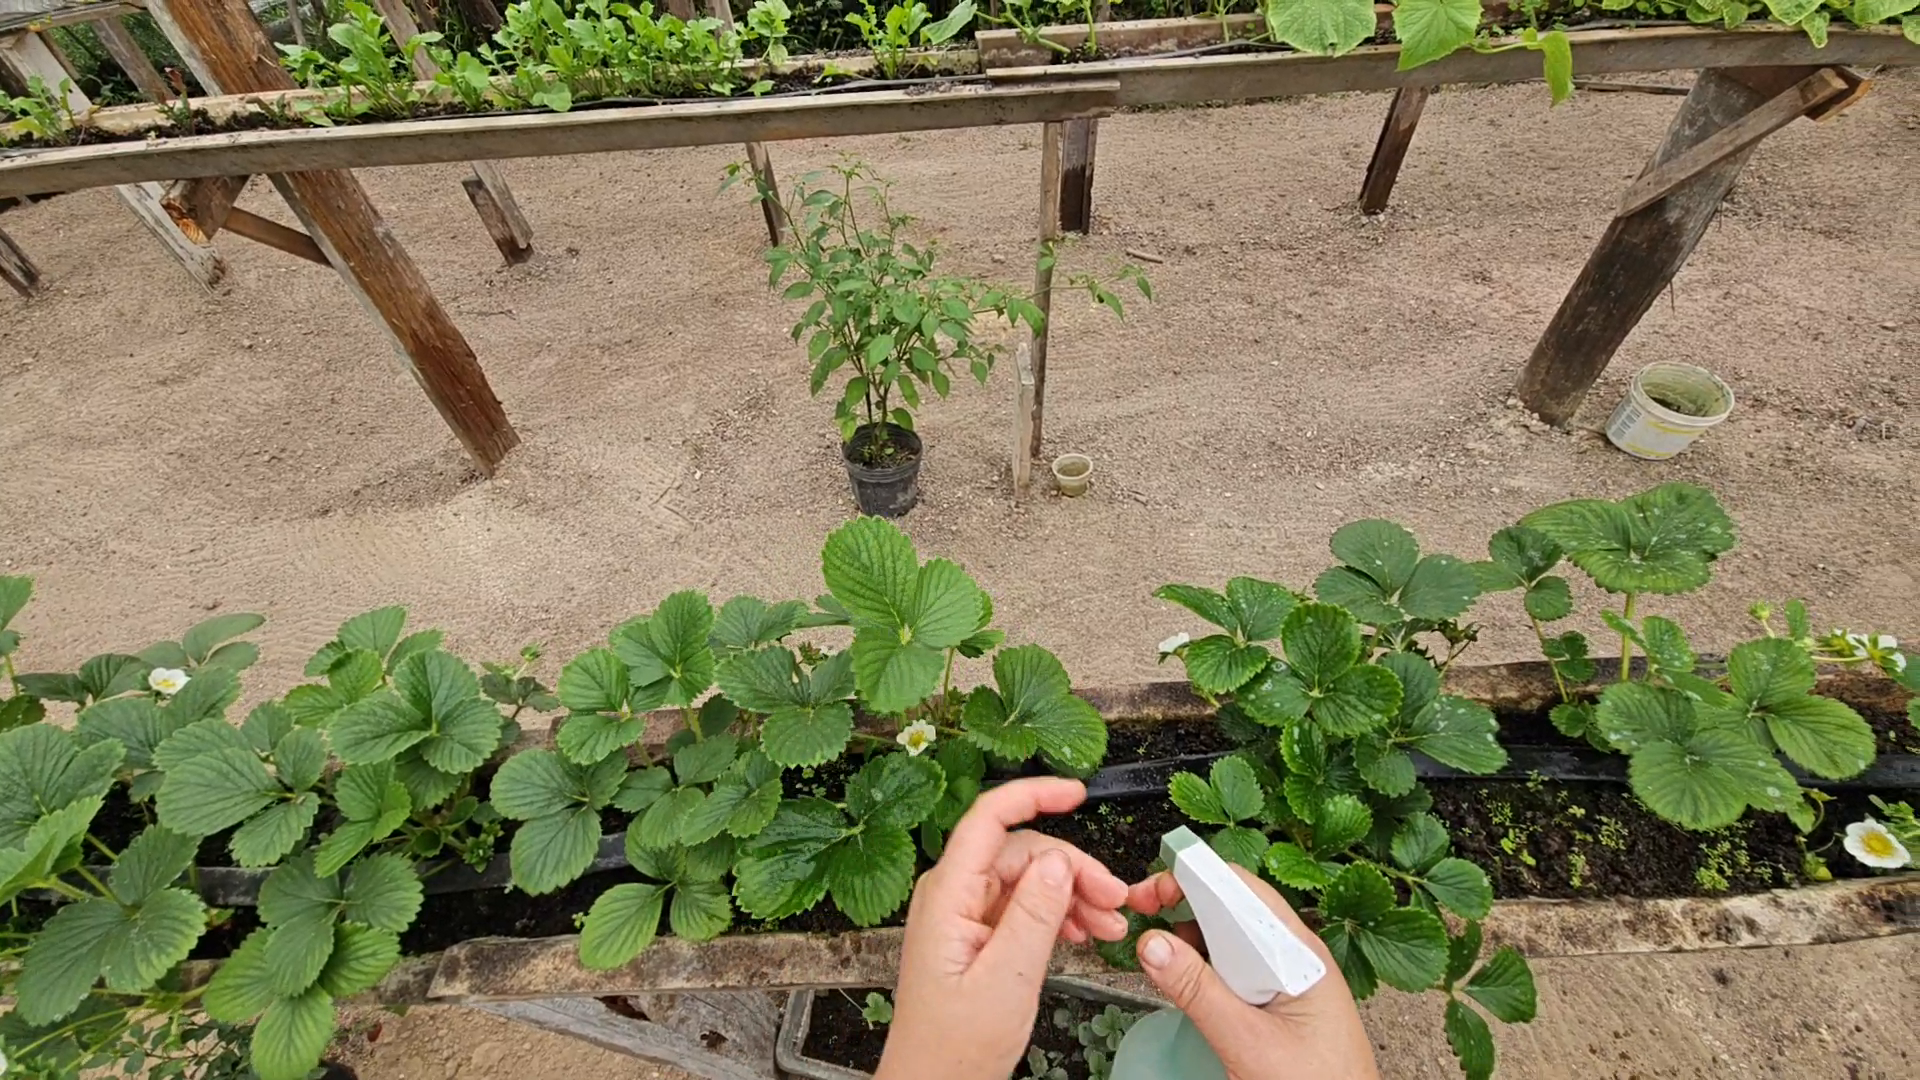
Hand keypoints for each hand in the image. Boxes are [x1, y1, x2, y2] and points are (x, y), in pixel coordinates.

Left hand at [875, 778, 1130, 1079]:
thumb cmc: (954, 1049)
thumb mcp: (1005, 981)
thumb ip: (1035, 914)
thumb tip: (1060, 859)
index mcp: (948, 892)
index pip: (990, 817)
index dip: (1033, 794)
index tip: (1075, 792)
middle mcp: (954, 891)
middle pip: (1021, 851)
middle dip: (1073, 868)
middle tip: (1113, 899)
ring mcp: (966, 910)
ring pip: (1028, 877)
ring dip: (1071, 893)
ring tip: (1108, 923)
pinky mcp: (978, 929)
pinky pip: (1023, 903)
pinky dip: (1057, 912)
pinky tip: (1082, 931)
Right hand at [1128, 866, 1379, 1079]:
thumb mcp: (1250, 1045)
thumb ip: (1198, 992)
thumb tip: (1151, 943)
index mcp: (1296, 951)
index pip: (1237, 888)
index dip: (1189, 878)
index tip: (1149, 892)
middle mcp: (1291, 955)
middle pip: (1229, 905)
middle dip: (1181, 900)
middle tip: (1141, 911)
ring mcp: (1283, 978)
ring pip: (1226, 934)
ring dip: (1187, 932)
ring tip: (1155, 948)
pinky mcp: (1274, 1002)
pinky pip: (1231, 965)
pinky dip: (1200, 962)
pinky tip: (1183, 979)